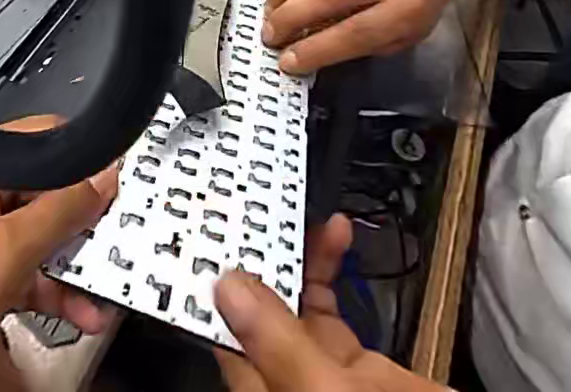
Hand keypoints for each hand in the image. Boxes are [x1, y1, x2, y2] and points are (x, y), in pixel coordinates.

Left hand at [0, 117, 117, 391]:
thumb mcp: (2, 255)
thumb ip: (60, 211)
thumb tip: (107, 173)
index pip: (44, 140)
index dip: (86, 155)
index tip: (127, 178)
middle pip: (45, 194)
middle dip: (85, 223)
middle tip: (125, 241)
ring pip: (36, 241)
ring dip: (72, 269)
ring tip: (105, 299)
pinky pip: (19, 278)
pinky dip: (48, 295)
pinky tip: (75, 319)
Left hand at [216, 215, 447, 391]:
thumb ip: (281, 346)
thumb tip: (227, 288)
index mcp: (265, 389)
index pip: (223, 325)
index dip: (215, 272)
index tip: (215, 221)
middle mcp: (284, 378)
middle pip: (256, 301)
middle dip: (260, 247)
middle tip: (261, 197)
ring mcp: (320, 371)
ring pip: (293, 294)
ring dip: (294, 246)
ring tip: (301, 207)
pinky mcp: (356, 365)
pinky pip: (330, 302)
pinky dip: (330, 263)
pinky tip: (337, 234)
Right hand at [264, 0, 457, 74]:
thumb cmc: (411, 8)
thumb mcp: (397, 38)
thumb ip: (356, 44)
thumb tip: (304, 49)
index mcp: (406, 8)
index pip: (355, 32)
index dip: (316, 49)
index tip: (287, 61)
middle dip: (291, 18)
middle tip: (270, 34)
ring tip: (270, 9)